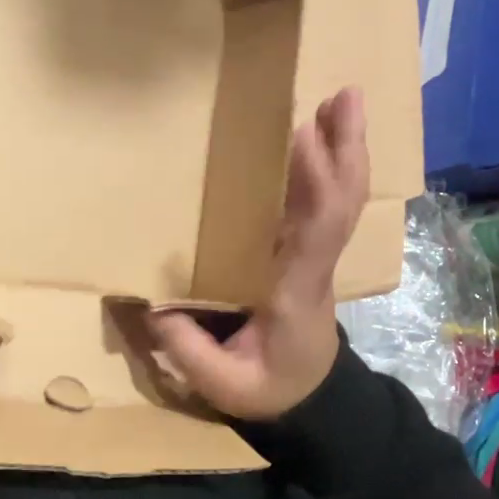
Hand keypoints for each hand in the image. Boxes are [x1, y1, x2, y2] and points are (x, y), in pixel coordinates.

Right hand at [151, 87, 368, 421]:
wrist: (311, 403)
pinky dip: (326, 167)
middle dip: (346, 149)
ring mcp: (314, 258)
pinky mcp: (306, 256)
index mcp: (295, 290)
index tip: (304, 135)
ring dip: (342, 148)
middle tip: (342, 95)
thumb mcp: (224, 385)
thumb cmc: (268, 390)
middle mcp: (313, 265)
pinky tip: (315, 138)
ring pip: (339, 198)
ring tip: (338, 100)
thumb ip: (188, 350)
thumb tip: (153, 303)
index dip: (315, 182)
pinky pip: (323, 206)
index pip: (316, 231)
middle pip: (342, 202)